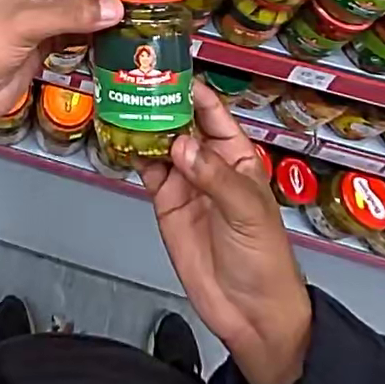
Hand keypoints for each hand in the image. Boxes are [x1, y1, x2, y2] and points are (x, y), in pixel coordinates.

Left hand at [0, 0, 119, 154]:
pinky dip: (91, 35)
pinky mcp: (43, 44)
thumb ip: (72, 14)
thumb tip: (115, 8)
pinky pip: (74, 33)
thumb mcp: (27, 22)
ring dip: (98, 14)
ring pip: (75, 9)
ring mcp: (37, 18)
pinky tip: (111, 39)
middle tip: (131, 0)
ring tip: (129, 20)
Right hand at [137, 80, 311, 383]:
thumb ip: (213, 176)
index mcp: (236, 153)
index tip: (168, 70)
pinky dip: (131, 151)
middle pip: (179, 120)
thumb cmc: (265, 258)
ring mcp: (184, 177)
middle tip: (134, 83)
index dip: (191, 88)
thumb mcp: (246, 211)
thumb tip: (182, 145)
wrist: (249, 314)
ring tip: (120, 103)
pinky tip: (119, 138)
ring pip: (159, 139)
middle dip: (159, 101)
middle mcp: (207, 159)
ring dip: (141, 122)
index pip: (211, 110)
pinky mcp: (165, 197)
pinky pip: (145, 166)